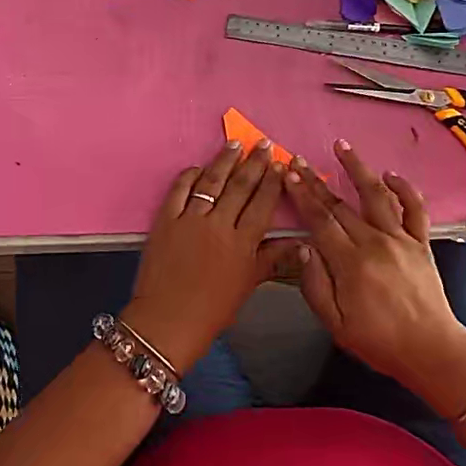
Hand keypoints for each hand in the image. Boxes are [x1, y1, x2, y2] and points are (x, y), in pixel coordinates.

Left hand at [126, 141, 290, 370]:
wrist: (167, 321)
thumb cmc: (212, 309)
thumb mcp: (248, 285)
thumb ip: (272, 258)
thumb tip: (300, 243)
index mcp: (242, 242)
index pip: (262, 203)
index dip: (273, 181)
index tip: (280, 164)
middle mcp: (219, 224)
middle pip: (241, 186)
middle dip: (255, 163)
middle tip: (264, 145)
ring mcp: (190, 219)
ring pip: (212, 181)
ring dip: (225, 160)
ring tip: (235, 143)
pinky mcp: (166, 220)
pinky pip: (179, 190)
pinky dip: (189, 175)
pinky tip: (198, 167)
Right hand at [283, 142, 465, 418]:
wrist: (431, 350)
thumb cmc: (380, 342)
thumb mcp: (336, 324)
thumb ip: (315, 285)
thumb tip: (303, 248)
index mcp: (350, 263)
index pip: (319, 220)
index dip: (302, 195)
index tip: (289, 174)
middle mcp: (374, 242)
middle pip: (340, 205)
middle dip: (316, 181)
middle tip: (299, 160)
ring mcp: (400, 239)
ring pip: (376, 195)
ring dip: (357, 168)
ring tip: (342, 147)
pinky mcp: (421, 241)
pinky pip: (414, 208)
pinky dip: (404, 188)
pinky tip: (390, 174)